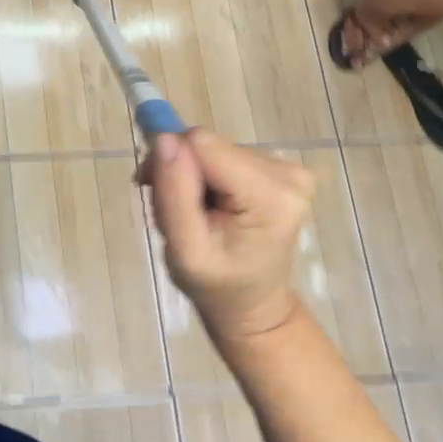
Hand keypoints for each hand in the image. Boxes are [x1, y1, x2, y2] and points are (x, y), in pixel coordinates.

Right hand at [141, 129, 314, 342]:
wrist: (253, 303)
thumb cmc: (216, 285)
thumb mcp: (185, 249)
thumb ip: (174, 193)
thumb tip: (164, 138)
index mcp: (269, 195)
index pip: (202, 144)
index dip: (170, 160)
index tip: (155, 190)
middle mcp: (287, 174)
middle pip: (207, 144)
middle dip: (179, 169)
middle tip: (171, 208)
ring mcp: (287, 169)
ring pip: (212, 148)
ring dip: (190, 173)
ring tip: (191, 212)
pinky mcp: (280, 168)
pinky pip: (223, 154)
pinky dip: (205, 174)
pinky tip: (208, 203)